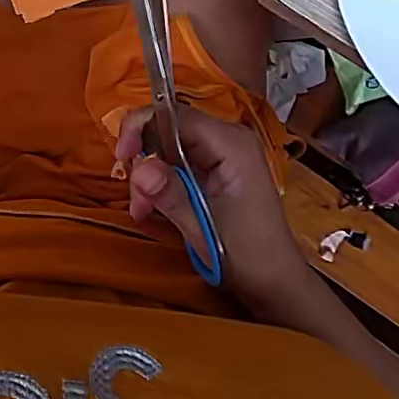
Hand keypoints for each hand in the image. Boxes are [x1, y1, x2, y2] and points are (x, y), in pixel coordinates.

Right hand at [115, 105, 315, 309]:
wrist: (276, 282)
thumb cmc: (247, 257)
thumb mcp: (203, 228)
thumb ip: (170, 195)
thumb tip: (140, 168)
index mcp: (231, 144)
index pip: (175, 116)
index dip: (142, 127)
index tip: (122, 157)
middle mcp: (228, 138)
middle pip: (169, 128)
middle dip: (145, 160)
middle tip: (138, 199)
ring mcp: (222, 151)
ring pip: (168, 146)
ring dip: (150, 176)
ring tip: (144, 211)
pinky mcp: (216, 166)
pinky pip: (178, 160)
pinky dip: (161, 182)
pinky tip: (153, 208)